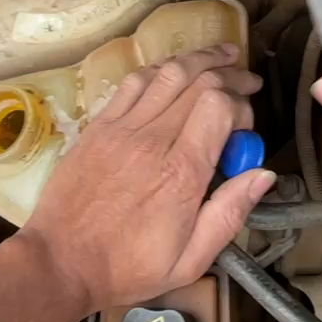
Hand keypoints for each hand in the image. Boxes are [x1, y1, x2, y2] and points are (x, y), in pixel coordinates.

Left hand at [16, 44, 275, 314]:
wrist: (58, 263)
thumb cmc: (127, 266)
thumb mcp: (190, 260)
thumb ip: (229, 214)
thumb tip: (264, 174)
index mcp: (181, 173)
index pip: (220, 107)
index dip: (242, 106)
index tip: (245, 128)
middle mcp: (153, 139)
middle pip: (199, 81)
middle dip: (231, 75)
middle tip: (249, 82)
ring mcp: (123, 127)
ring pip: (169, 72)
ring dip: (201, 58)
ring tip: (224, 55)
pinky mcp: (100, 124)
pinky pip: (135, 81)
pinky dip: (162, 68)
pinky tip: (177, 68)